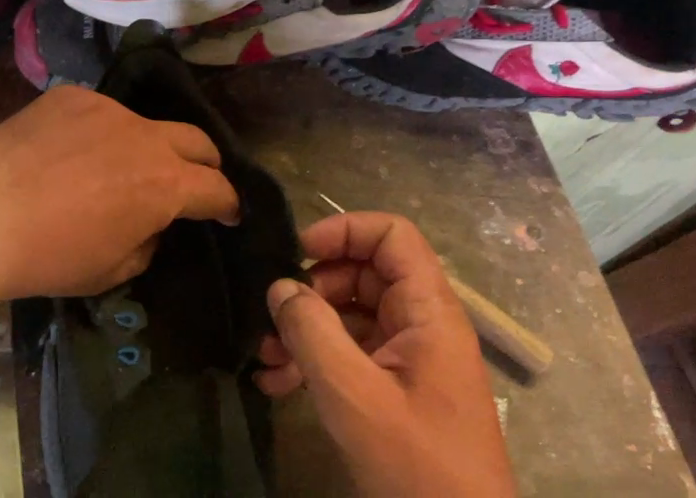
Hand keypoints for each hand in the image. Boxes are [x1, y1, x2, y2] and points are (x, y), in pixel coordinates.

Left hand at [0, 84, 239, 302]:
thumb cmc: (49, 257)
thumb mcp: (111, 271)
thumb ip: (147, 243)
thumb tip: (151, 225)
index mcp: (165, 183)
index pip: (218, 187)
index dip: (229, 204)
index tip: (227, 214)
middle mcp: (144, 135)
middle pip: (196, 139)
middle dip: (204, 164)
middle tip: (192, 184)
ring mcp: (105, 108)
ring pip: (142, 123)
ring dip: (143, 147)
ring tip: (112, 170)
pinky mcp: (69, 96)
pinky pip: (98, 113)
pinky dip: (97, 133)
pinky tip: (68, 155)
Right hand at [257, 213, 514, 497]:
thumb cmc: (416, 465)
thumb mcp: (353, 394)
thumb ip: (311, 330)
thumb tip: (280, 286)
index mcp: (429, 312)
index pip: (392, 235)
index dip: (344, 231)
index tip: (299, 254)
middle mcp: (422, 325)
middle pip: (362, 273)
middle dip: (312, 289)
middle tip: (274, 318)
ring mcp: (409, 359)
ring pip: (350, 315)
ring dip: (305, 330)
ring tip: (266, 359)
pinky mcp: (396, 391)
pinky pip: (350, 353)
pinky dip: (314, 361)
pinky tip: (279, 384)